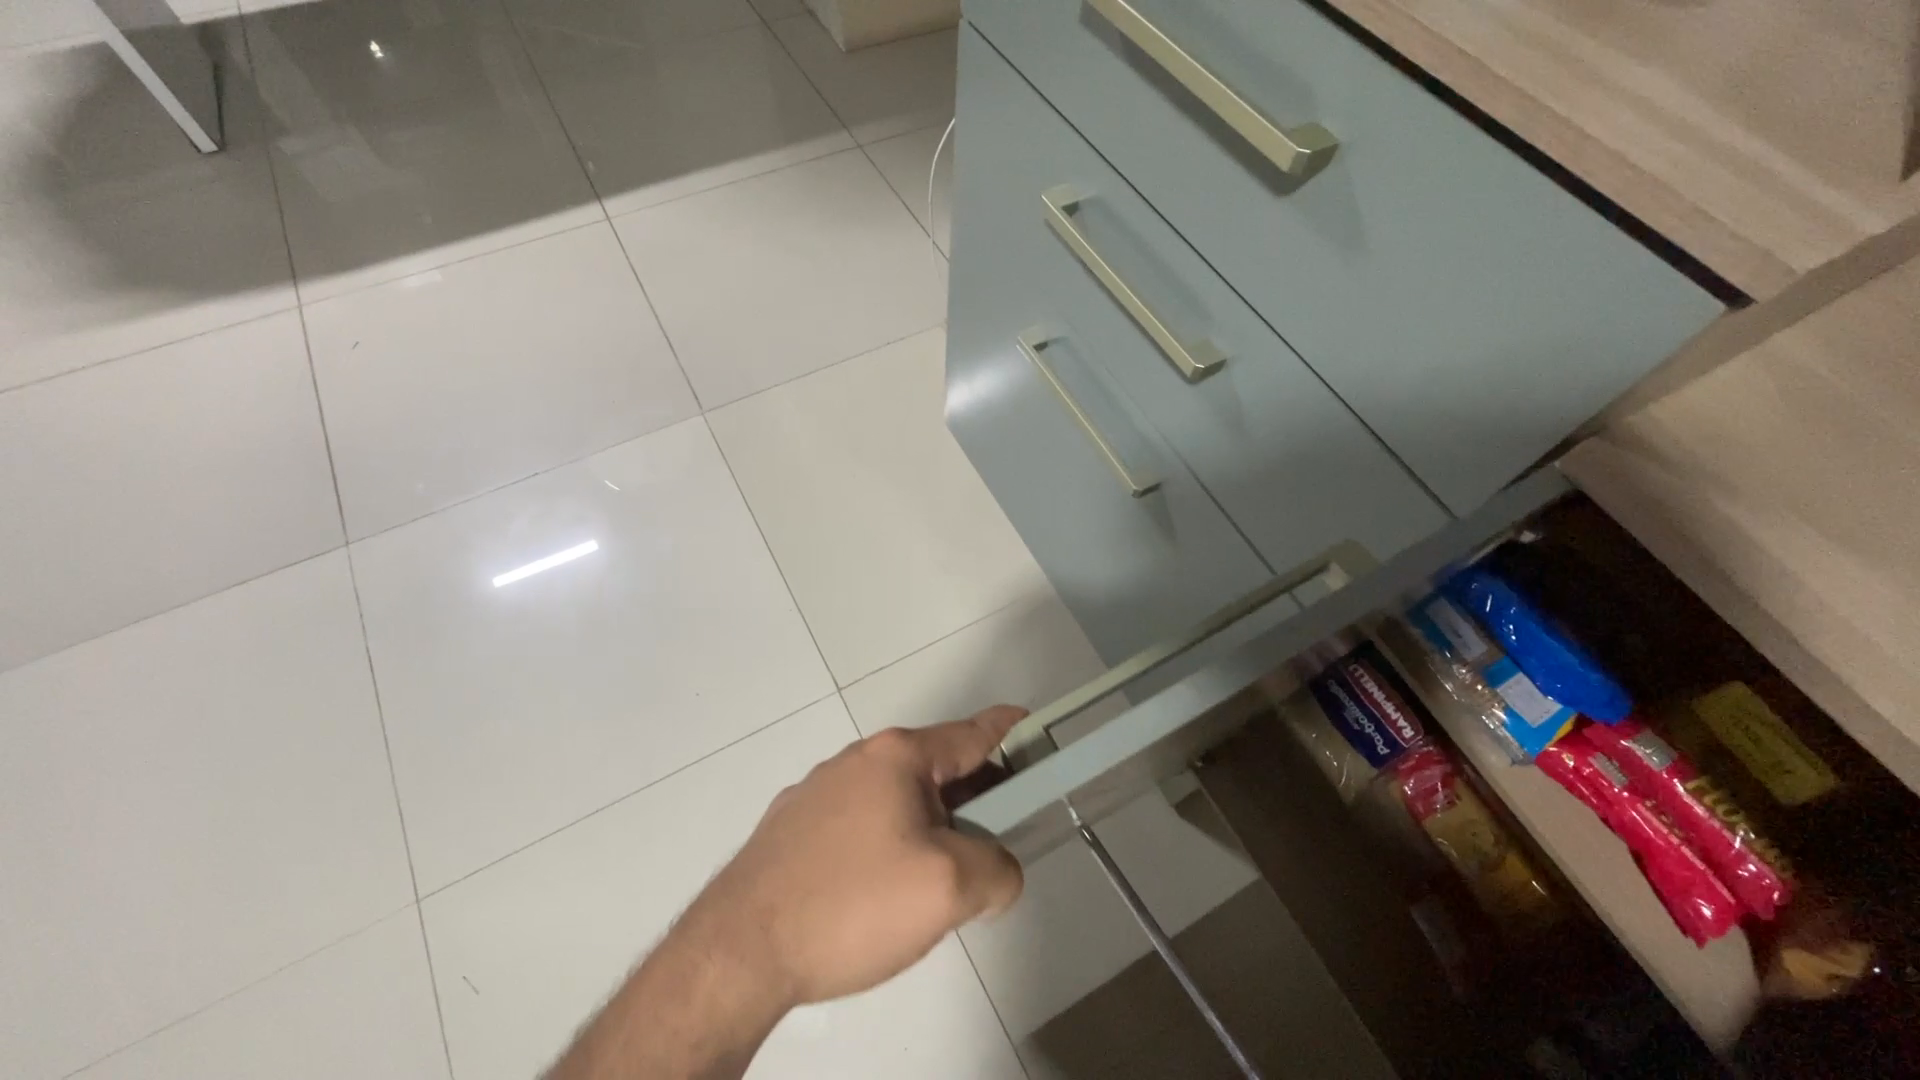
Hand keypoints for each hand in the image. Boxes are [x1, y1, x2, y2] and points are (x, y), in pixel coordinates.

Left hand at [681, 705, 1028, 1007]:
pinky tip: (879, 895)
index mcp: (896, 757)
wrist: (739, 951)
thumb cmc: (852, 904)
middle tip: (999, 838)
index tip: (1036, 729)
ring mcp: (816, 794)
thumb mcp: (949, 888)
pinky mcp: (790, 831)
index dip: (1011, 731)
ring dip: (929, 827)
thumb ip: (997, 869)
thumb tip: (996, 869)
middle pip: (935, 769)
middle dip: (975, 798)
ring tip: (938, 882)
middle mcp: (854, 761)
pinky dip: (887, 845)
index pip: (972, 733)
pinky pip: (859, 826)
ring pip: (895, 801)